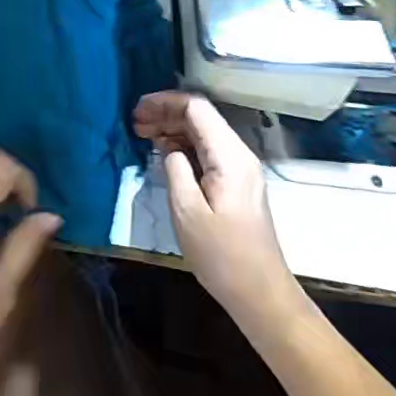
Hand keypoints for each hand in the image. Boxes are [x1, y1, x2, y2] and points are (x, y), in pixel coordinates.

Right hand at [133, 91, 295, 322]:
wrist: (260, 294)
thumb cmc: (222, 256)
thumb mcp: (187, 212)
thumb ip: (175, 170)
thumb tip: (169, 149)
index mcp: (229, 156)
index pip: (197, 109)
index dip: (165, 102)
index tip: (138, 110)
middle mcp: (238, 154)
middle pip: (201, 117)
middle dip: (166, 113)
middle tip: (134, 123)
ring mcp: (239, 168)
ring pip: (203, 133)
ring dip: (173, 128)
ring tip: (143, 134)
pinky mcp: (236, 183)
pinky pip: (207, 150)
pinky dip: (183, 145)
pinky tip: (163, 152)